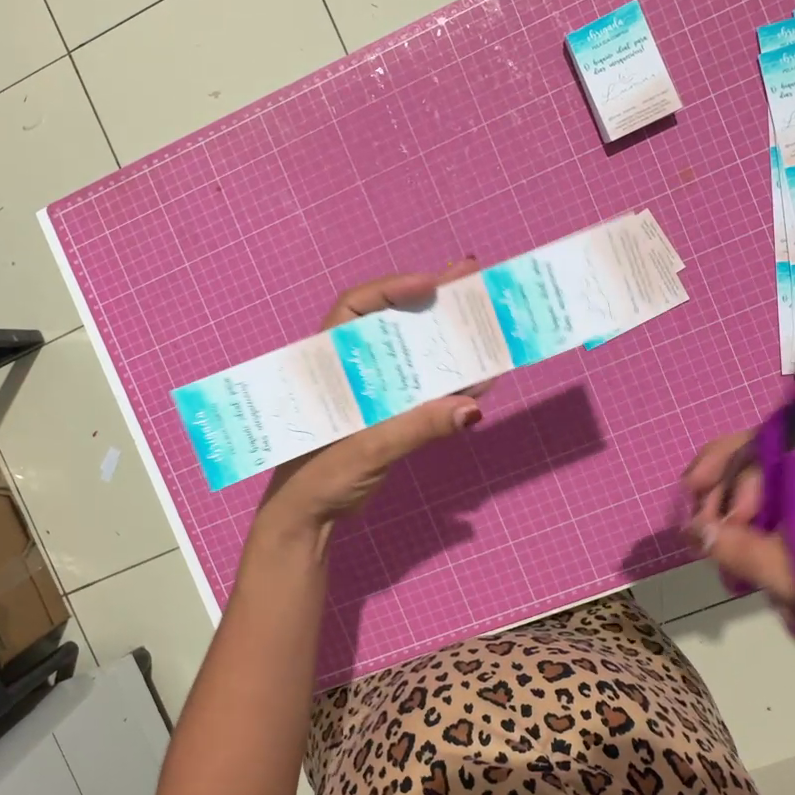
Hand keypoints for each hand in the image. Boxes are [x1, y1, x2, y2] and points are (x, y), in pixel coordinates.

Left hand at [259, 266, 486, 532]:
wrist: (309, 518)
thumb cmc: (318, 477)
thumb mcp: (366, 449)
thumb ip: (416, 426)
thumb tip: (471, 408)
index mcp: (330, 363)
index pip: (357, 307)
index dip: (393, 289)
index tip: (431, 283)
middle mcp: (353, 369)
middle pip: (394, 324)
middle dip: (432, 302)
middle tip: (471, 276)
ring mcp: (373, 392)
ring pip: (414, 355)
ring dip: (448, 338)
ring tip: (485, 316)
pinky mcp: (391, 416)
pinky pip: (424, 391)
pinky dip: (452, 383)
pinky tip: (481, 373)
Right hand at [682, 433, 794, 670]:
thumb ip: (752, 556)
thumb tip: (697, 529)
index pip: (786, 457)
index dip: (747, 474)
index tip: (727, 517)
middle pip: (756, 458)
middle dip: (720, 483)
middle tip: (698, 520)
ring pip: (738, 478)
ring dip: (713, 504)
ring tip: (707, 541)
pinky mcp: (777, 520)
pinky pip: (735, 503)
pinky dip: (716, 521)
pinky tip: (714, 548)